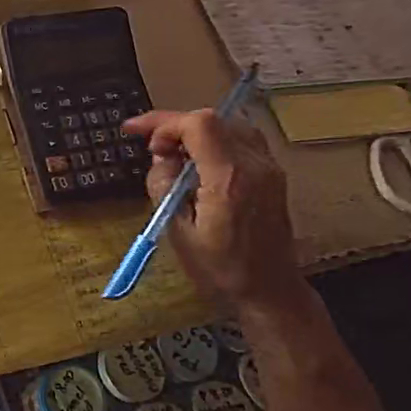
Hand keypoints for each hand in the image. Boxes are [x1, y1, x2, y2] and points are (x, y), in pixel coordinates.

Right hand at [122, 108, 306, 310]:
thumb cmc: (218, 268)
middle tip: (149, 145)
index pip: (199, 124)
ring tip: (170, 151)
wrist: (269, 290)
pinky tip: (197, 160)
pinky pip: (241, 140)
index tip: (138, 137)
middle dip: (175, 125)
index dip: (164, 123)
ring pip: (229, 125)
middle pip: (213, 119)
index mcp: (228, 179)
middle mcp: (254, 166)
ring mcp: (269, 169)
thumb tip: (162, 157)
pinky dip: (214, 140)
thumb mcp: (176, 230)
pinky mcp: (272, 175)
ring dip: (195, 131)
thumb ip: (165, 186)